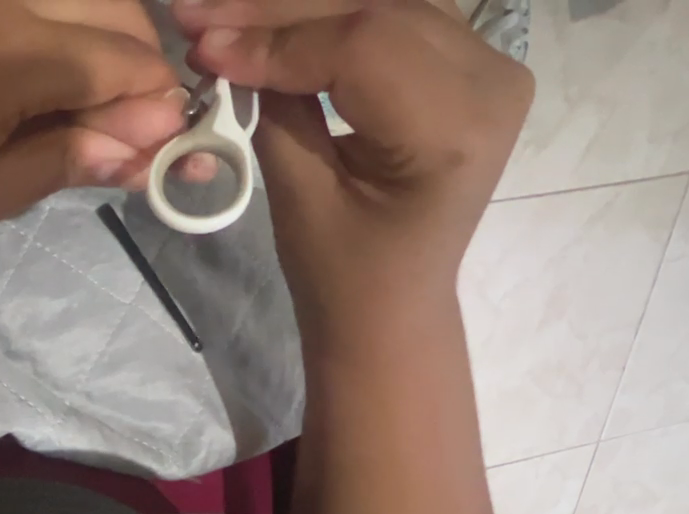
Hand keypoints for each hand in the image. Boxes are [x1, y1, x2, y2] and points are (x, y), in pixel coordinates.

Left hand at [0, 0, 190, 281]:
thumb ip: (60, 162)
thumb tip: (133, 149)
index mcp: (9, 58)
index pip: (110, 62)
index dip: (148, 99)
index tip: (170, 136)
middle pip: (97, 11)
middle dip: (133, 61)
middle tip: (140, 122)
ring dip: (93, 40)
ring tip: (99, 103)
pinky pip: (11, 3)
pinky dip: (46, 32)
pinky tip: (47, 76)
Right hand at [173, 0, 532, 327]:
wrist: (389, 308)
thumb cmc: (340, 276)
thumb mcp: (300, 201)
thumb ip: (275, 115)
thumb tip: (228, 50)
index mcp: (452, 129)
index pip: (361, 45)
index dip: (273, 38)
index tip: (201, 44)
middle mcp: (490, 79)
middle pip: (375, 7)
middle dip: (277, 8)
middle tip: (198, 12)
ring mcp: (490, 63)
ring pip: (382, 0)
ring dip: (298, 4)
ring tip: (226, 13)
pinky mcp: (471, 61)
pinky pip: (394, 15)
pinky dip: (329, 16)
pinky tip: (274, 19)